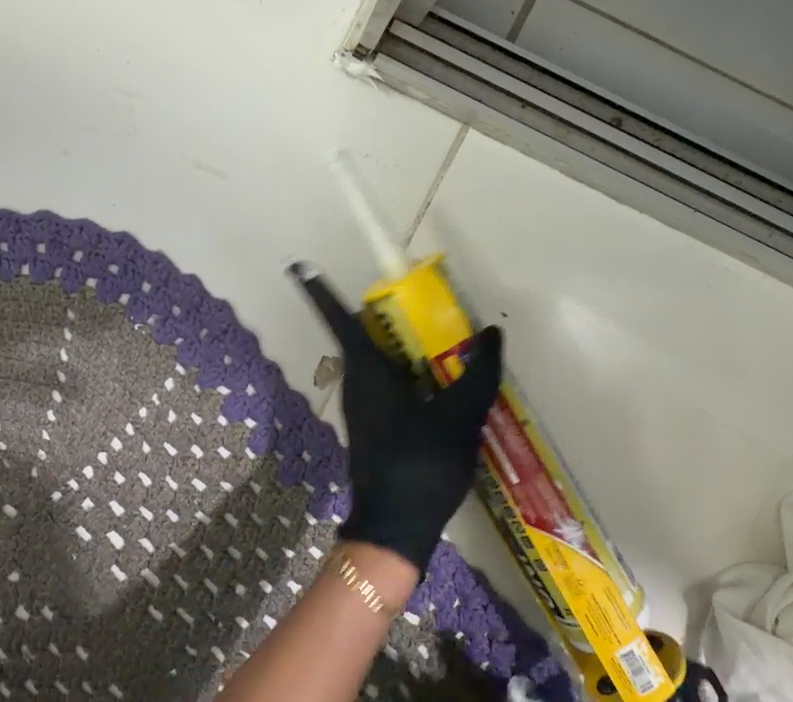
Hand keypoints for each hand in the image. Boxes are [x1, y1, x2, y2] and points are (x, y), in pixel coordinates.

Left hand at [289, 262, 504, 574]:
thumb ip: (479, 374)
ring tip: (440, 335)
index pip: (338, 318)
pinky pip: (385, 383)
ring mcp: (361, 405)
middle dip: (385, 312)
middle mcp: (356, 380)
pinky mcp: (371, 424)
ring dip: (400, 344)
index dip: (319, 291)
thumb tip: (493, 334)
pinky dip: (406, 372)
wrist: (395, 526)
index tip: (299, 266)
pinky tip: (439, 382)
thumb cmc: (421, 463)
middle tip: (418, 298)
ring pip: (376, 359)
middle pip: (363, 333)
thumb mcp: (460, 417)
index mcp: (367, 369)